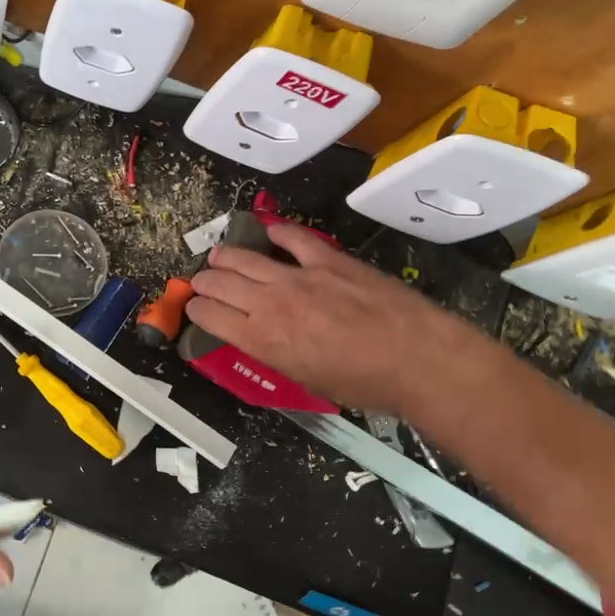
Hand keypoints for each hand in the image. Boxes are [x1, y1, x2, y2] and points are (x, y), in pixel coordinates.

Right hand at [184, 222, 483, 412]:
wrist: (419, 360)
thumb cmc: (363, 383)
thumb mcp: (304, 377)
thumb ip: (273, 351)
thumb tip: (258, 336)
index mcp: (260, 339)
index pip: (208, 315)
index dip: (195, 310)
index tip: (196, 309)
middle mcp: (269, 303)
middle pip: (218, 282)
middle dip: (203, 282)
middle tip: (202, 283)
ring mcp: (299, 276)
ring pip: (244, 257)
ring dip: (225, 256)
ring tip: (219, 256)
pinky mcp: (328, 259)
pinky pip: (292, 238)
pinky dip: (276, 233)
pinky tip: (269, 232)